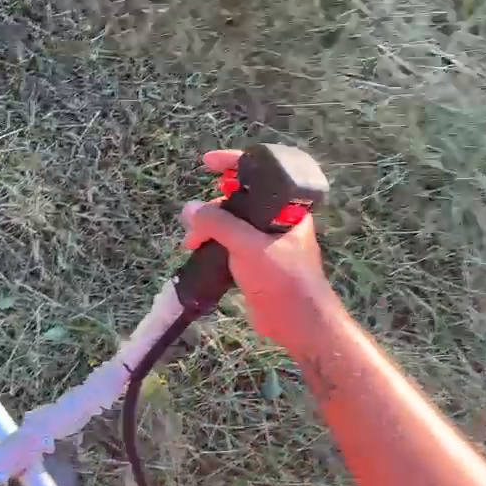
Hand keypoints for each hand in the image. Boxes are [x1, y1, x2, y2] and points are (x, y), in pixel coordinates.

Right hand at [180, 149, 347, 355]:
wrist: (297, 323)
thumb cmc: (283, 278)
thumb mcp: (248, 246)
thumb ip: (218, 223)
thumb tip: (189, 209)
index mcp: (286, 209)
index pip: (261, 174)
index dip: (234, 163)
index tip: (207, 162)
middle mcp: (276, 220)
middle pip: (238, 198)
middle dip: (212, 206)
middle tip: (195, 221)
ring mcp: (264, 241)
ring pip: (229, 221)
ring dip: (207, 227)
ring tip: (192, 242)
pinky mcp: (253, 260)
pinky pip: (227, 241)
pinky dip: (211, 242)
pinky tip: (198, 250)